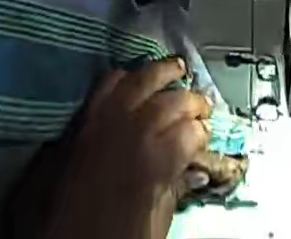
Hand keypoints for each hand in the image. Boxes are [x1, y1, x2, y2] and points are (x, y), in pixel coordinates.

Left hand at [41, 58, 210, 238]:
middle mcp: (133, 129)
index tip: (206, 136)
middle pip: (172, 100)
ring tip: (178, 68)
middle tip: (203, 107)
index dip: (203, 134)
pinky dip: (125, 76)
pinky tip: (134, 79)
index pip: (191, 132)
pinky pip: (108, 82)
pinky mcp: (84, 116)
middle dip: (192, 102)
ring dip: (164, 72)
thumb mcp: (154, 225)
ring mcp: (106, 117)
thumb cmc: (112, 237)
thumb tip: (195, 171)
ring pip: (142, 79)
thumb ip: (175, 190)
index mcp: (155, 160)